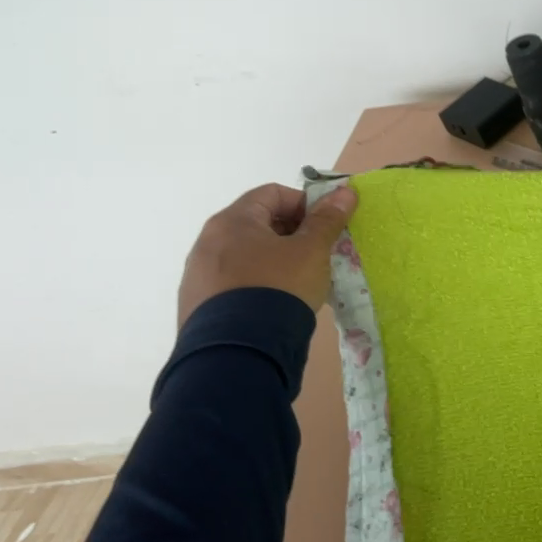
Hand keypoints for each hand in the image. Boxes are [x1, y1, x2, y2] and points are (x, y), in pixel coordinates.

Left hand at [178, 183, 357, 324]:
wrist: (239, 350)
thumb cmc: (279, 285)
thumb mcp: (312, 249)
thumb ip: (328, 218)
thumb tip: (344, 191)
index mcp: (232, 221)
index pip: (273, 194)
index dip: (304, 204)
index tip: (323, 226)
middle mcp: (207, 242)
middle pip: (258, 223)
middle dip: (292, 232)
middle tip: (316, 252)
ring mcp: (198, 275)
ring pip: (245, 253)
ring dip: (275, 258)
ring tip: (298, 279)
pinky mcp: (197, 305)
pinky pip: (233, 280)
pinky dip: (257, 282)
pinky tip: (275, 301)